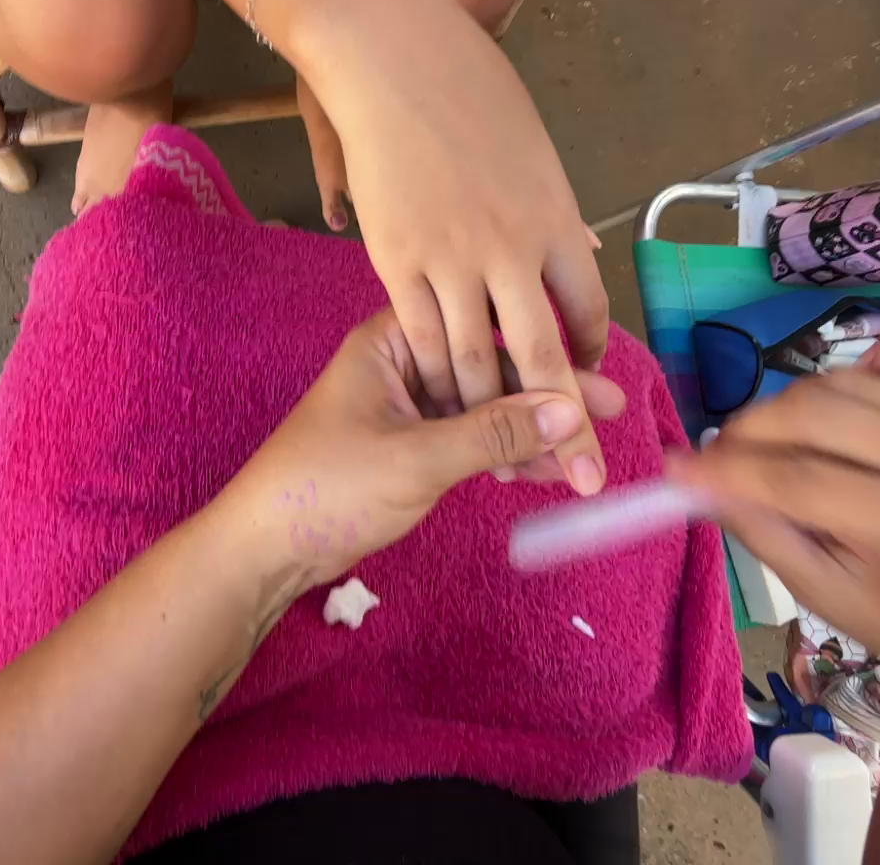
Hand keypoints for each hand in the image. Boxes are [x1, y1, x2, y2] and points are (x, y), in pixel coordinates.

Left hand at [220, 309, 626, 587]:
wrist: (269, 547)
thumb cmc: (330, 486)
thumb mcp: (417, 459)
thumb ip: (494, 434)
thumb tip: (570, 410)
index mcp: (393, 341)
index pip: (480, 332)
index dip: (539, 354)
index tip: (594, 376)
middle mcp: (404, 364)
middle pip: (488, 371)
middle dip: (545, 398)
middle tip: (610, 411)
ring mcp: (409, 407)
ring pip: (484, 409)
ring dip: (530, 432)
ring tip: (585, 454)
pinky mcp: (412, 445)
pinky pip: (470, 440)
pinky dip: (503, 454)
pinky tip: (544, 470)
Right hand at [289, 0, 612, 498]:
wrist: (393, 56)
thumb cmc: (467, 87)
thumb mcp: (531, 147)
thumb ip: (550, 212)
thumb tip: (572, 247)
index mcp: (555, 218)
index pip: (583, 311)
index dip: (585, 358)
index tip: (582, 386)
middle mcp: (511, 248)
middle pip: (543, 355)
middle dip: (569, 429)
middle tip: (587, 482)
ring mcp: (450, 258)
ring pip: (474, 359)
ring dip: (490, 417)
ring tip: (503, 467)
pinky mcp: (395, 260)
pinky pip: (420, 335)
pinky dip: (434, 379)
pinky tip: (442, 410)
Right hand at [680, 320, 879, 731]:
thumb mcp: (830, 601)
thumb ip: (762, 534)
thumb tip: (696, 480)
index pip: (799, 479)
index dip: (724, 471)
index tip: (672, 471)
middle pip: (817, 415)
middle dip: (748, 432)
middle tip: (719, 462)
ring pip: (845, 383)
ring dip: (789, 404)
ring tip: (772, 445)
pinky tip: (868, 370)